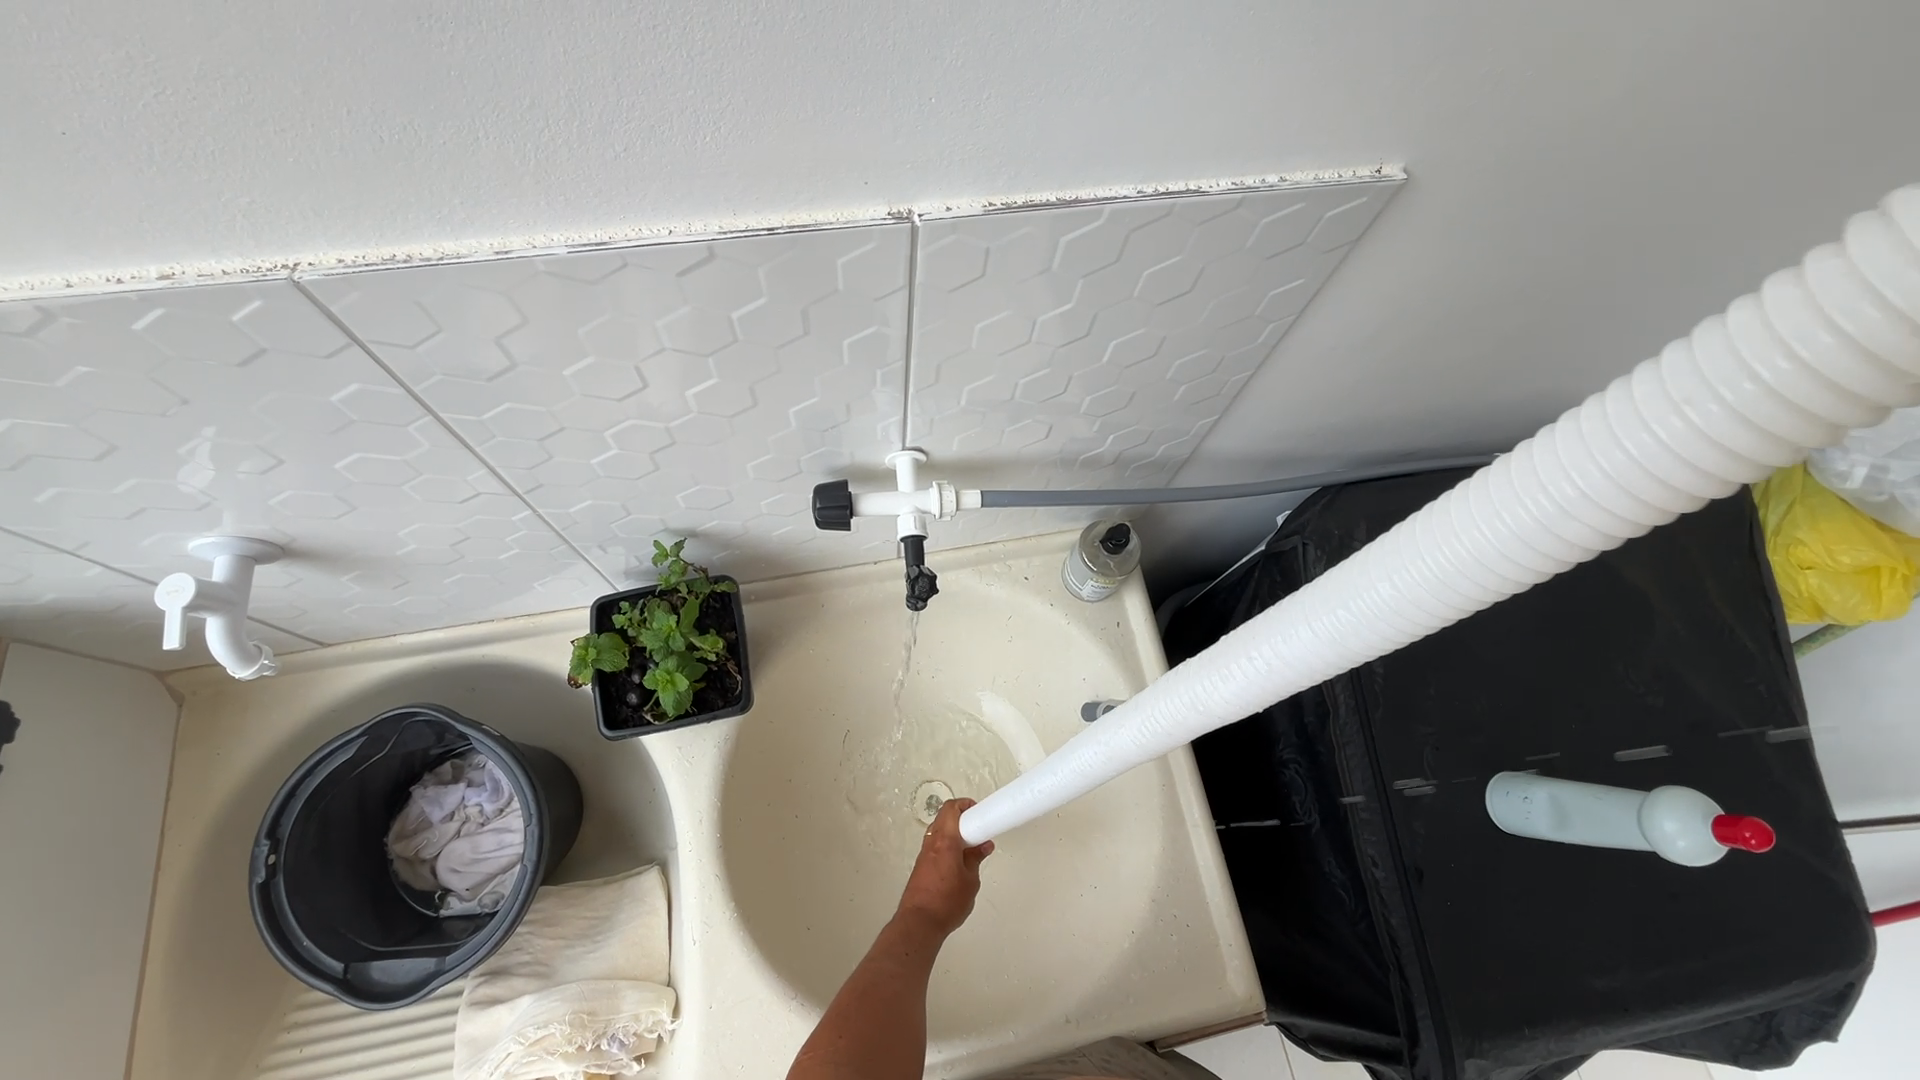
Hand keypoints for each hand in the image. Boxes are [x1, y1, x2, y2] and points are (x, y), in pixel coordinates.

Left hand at [896, 797, 994, 938]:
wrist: (919, 923)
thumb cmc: (948, 901)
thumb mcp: (971, 881)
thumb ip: (976, 859)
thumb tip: (983, 846)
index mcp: (945, 841)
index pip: (951, 809)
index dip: (966, 805)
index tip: (978, 812)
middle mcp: (931, 843)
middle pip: (944, 818)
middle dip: (961, 819)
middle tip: (977, 830)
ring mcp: (923, 854)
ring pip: (938, 832)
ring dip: (953, 833)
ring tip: (970, 849)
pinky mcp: (920, 866)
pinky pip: (935, 846)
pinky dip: (947, 846)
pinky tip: (958, 863)